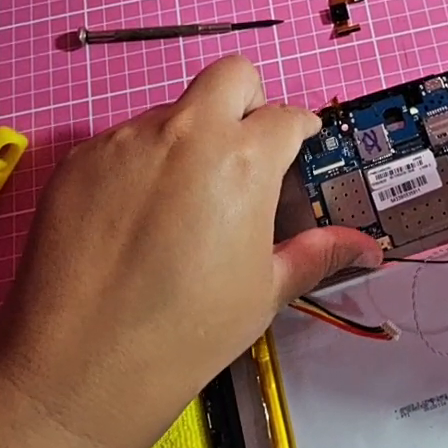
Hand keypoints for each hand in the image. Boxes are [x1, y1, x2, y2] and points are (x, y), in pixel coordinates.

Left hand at [0, 56, 381, 447]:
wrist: (76, 371)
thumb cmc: (188, 334)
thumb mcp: (264, 291)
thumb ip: (318, 252)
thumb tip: (371, 247)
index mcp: (244, 159)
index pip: (286, 115)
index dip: (299, 130)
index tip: (297, 146)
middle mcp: (186, 132)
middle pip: (231, 75)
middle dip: (248, 100)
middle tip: (243, 149)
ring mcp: (126, 139)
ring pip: (173, 111)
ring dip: (189, 138)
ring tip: (178, 203)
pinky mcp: (80, 157)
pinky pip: (124, 140)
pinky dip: (140, 163)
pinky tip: (131, 218)